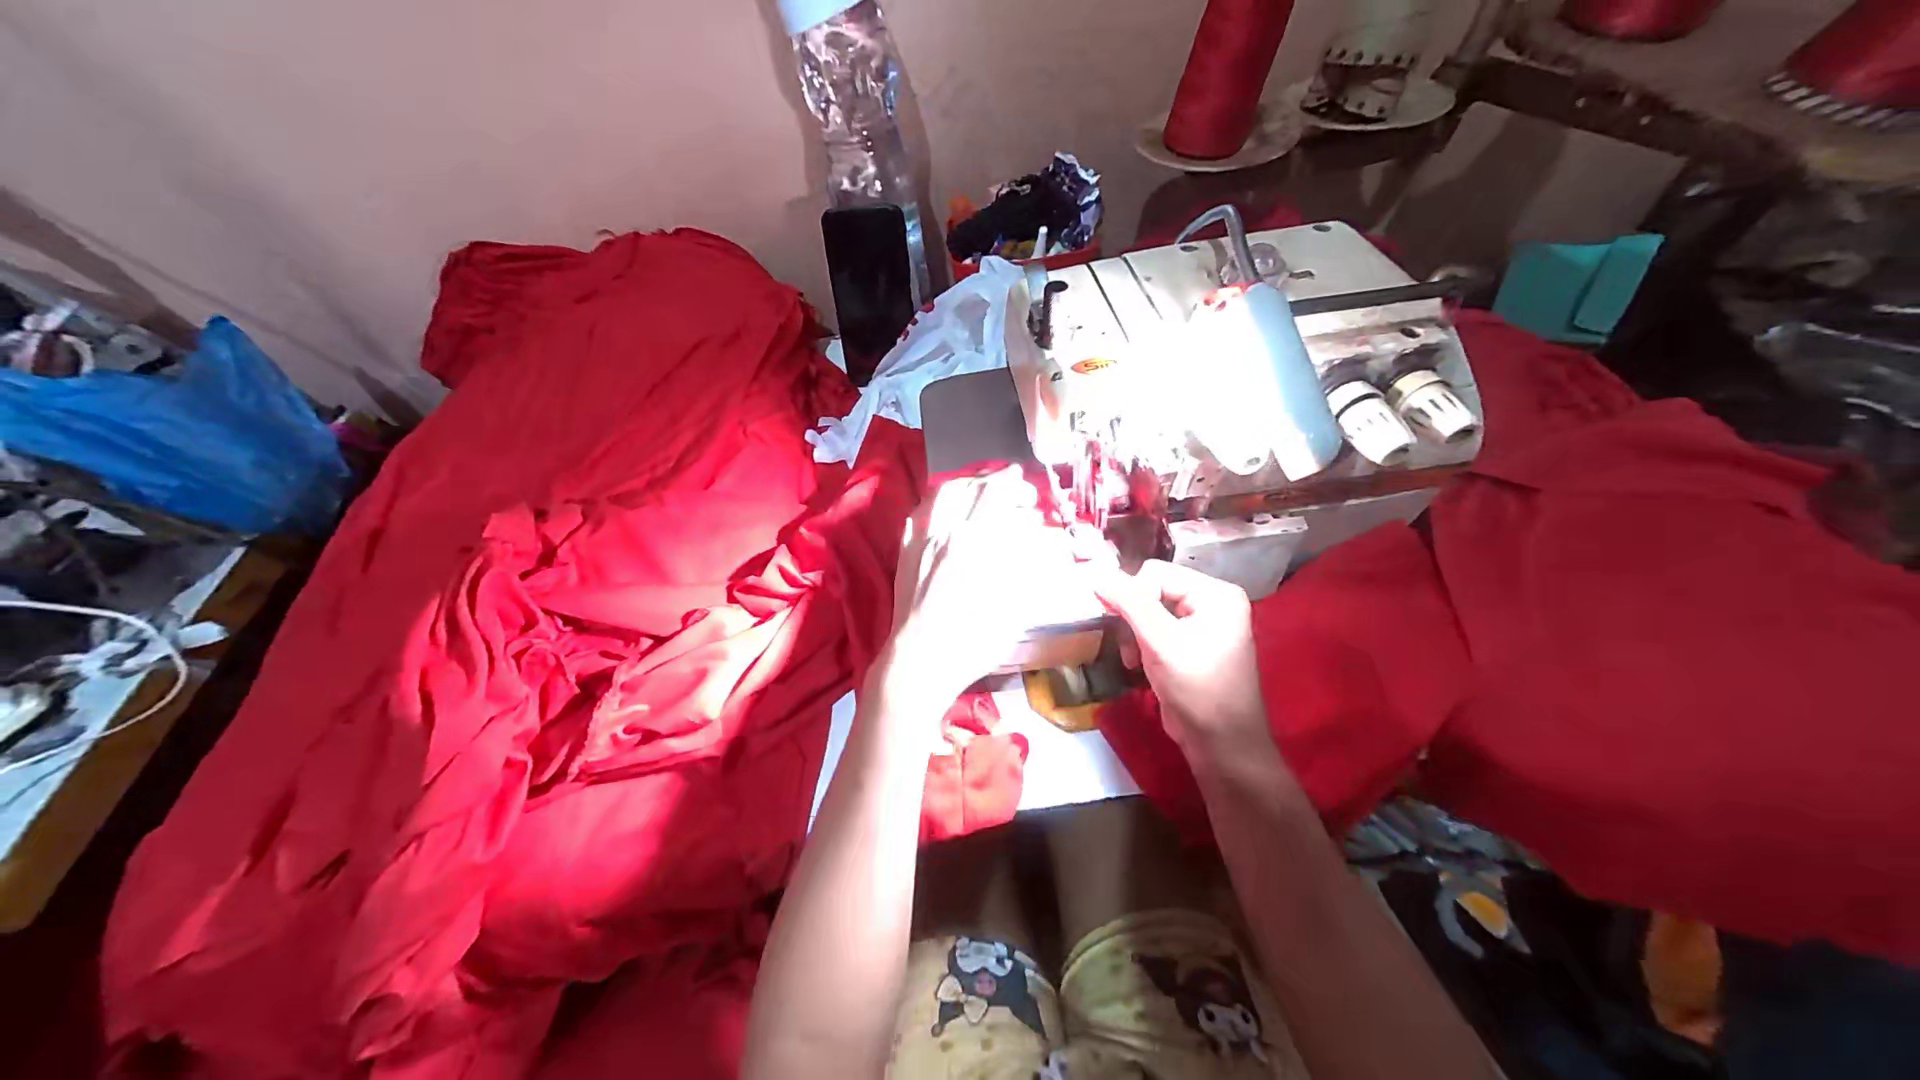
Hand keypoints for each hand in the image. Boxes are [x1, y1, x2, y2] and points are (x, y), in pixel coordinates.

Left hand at [881, 465, 1082, 710]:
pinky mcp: (904, 552)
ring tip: (978, 488)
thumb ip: (1029, 567)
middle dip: (992, 480)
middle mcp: (945, 532)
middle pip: (968, 488)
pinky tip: (944, 508)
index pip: (995, 494)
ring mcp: (920, 540)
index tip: (1025, 486)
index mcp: (976, 542)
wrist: (921, 659)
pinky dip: (935, 502)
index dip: (1013, 483)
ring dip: (963, 484)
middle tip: (1008, 485)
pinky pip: (918, 513)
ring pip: (940, 494)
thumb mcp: (1015, 605)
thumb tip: (1042, 543)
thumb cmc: (973, 640)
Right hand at [1093, 560, 1269, 757]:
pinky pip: (1157, 628)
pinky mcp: (1192, 644)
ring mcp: (1204, 623)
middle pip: (1154, 589)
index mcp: (1217, 593)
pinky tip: (1139, 664)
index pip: (1157, 573)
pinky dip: (1142, 644)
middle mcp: (1214, 601)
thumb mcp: (1160, 642)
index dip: (1132, 596)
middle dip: (1134, 617)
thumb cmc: (1196, 690)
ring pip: (1150, 609)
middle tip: (1129, 648)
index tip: (1119, 626)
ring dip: (1134, 633)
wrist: (1221, 743)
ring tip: (1134, 660)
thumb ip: (1129, 604)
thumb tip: (1097, 576)